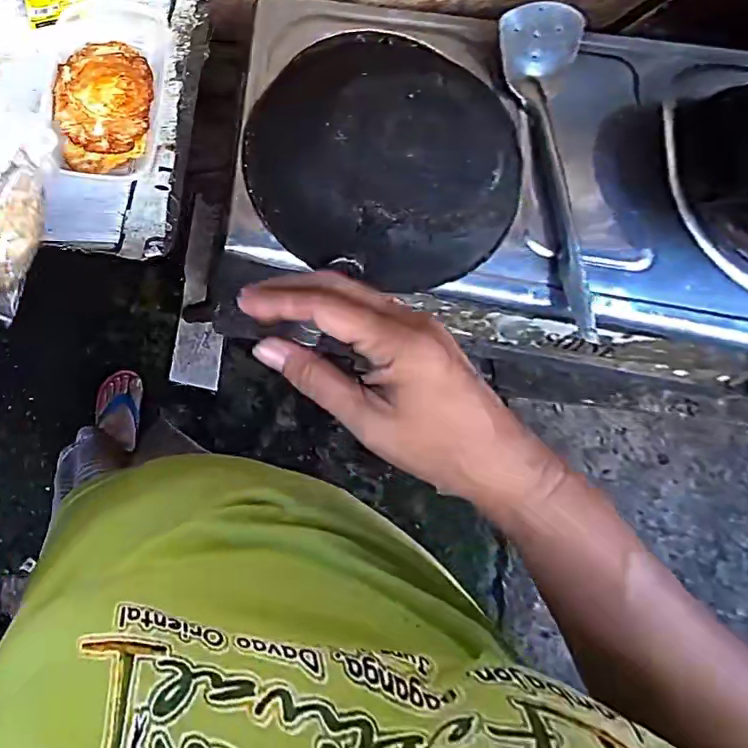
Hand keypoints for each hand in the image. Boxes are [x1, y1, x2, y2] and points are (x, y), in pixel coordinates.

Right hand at [238, 272, 567, 511]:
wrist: (502, 462)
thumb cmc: (436, 449)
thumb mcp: (366, 420)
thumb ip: (313, 378)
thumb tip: (266, 349)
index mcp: (397, 339)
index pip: (325, 305)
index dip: (279, 300)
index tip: (244, 301)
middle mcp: (408, 318)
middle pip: (338, 285)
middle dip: (289, 287)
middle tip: (250, 297)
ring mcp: (417, 320)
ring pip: (352, 291)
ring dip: (309, 293)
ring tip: (270, 305)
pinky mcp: (420, 330)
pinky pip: (367, 305)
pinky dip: (332, 305)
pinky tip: (312, 318)